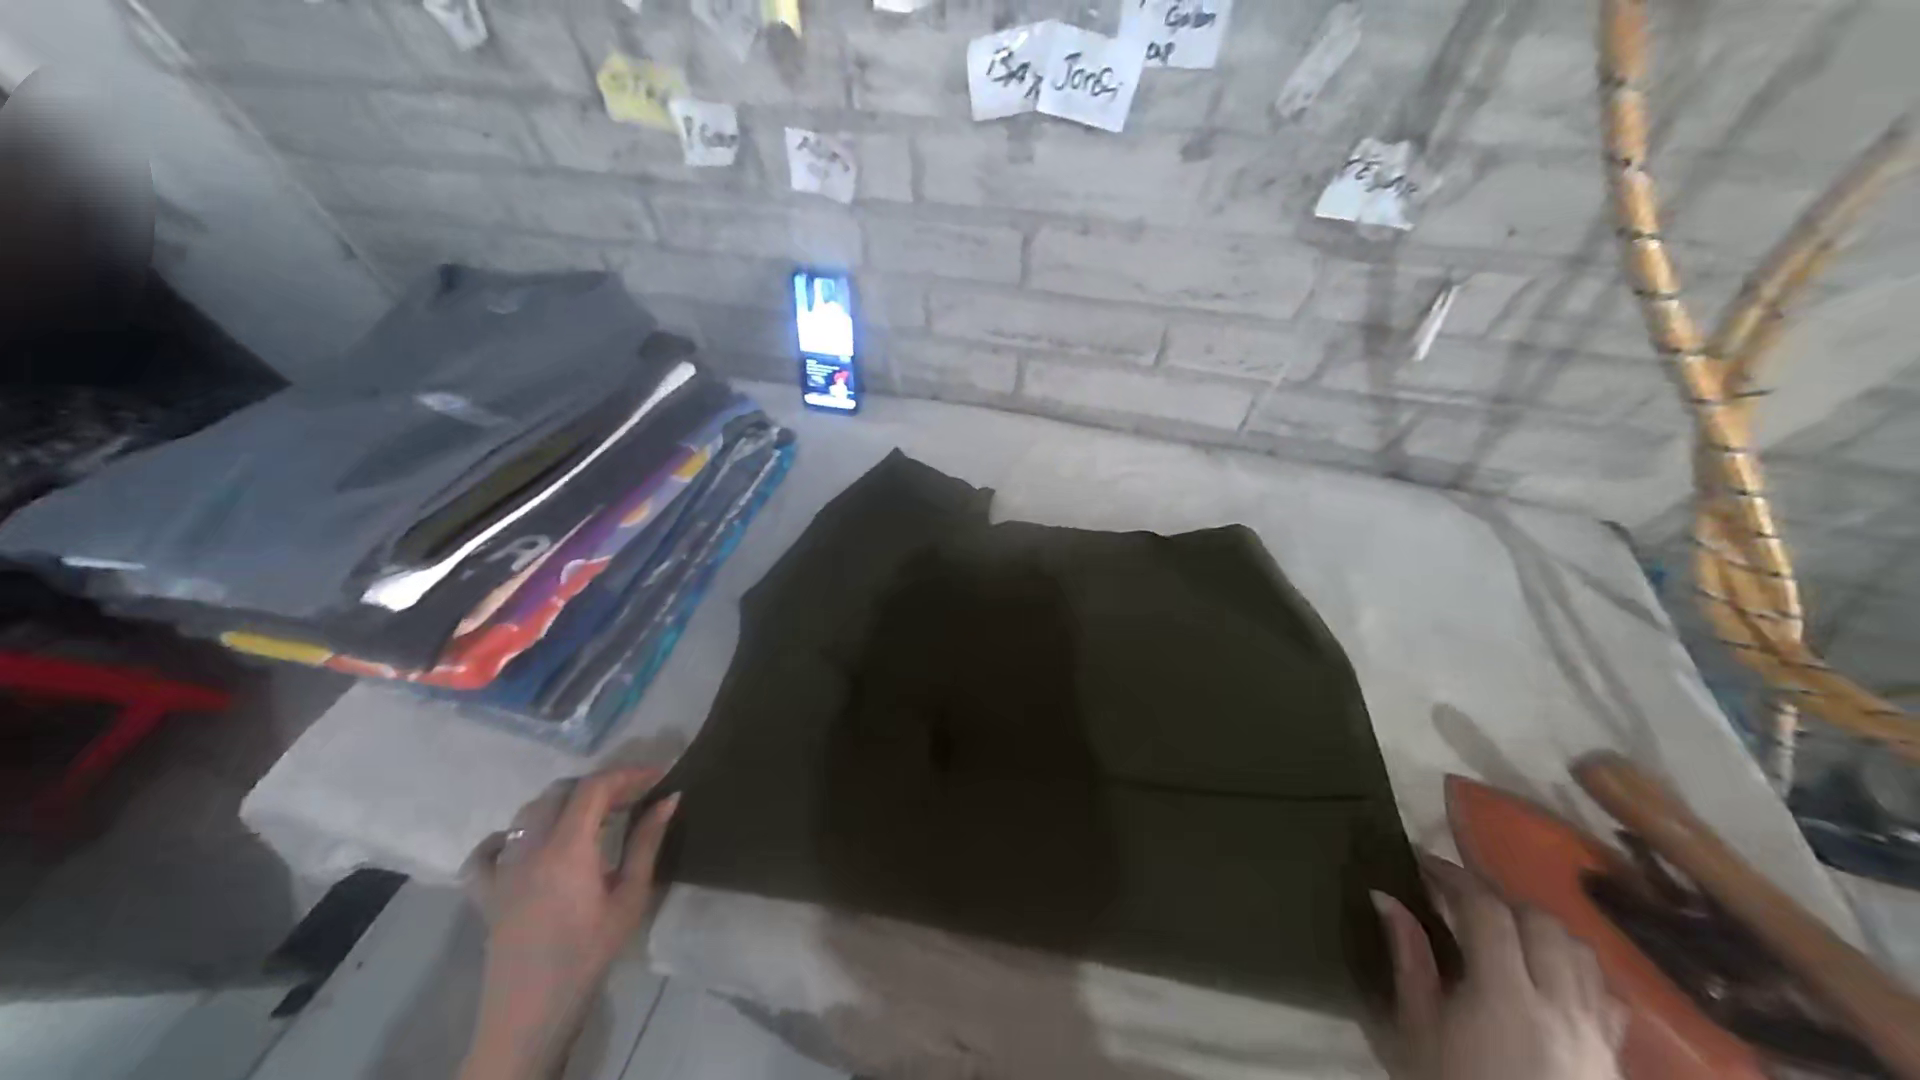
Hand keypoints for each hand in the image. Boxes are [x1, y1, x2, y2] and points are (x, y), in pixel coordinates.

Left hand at [457, 767, 678, 1079]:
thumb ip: (647, 842)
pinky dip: (508, 836)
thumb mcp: (630, 897)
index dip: (628, 774)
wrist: (533, 1012)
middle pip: (562, 792)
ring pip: (528, 813)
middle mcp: (530, 848)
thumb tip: (669, 798)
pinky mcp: (484, 892)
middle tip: (633, 798)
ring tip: (593, 817)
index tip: (658, 777)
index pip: (595, 787)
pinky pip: (486, 851)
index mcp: (567, 847)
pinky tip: (527, 843)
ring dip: (563, 803)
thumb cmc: (590, 953)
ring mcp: (501, 869)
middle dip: (600, 785)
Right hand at [1373, 856, 1626, 1079]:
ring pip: (1582, 952)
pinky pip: (1606, 994)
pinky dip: (1575, 967)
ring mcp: (1596, 1034)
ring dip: (1539, 927)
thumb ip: (1408, 960)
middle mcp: (1561, 1006)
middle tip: (1459, 896)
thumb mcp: (1415, 1030)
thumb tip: (1386, 898)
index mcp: (1505, 996)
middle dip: (1497, 896)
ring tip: (1503, 928)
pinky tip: (1547, 974)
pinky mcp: (1613, 1058)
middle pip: (1542, 922)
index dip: (1453, 877)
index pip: (1486, 912)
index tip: (1422, 863)